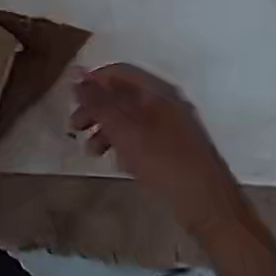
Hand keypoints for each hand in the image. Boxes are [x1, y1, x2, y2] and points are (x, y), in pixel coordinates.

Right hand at [70, 64, 252, 239]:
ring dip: (107, 130)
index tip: (70, 98)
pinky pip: (142, 138)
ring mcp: (171, 127)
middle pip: (122, 96)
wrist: (206, 203)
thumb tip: (77, 74)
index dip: (92, 81)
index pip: (118, 73)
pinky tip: (119, 164)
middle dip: (96, 109)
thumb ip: (99, 103)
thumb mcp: (125, 130)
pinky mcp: (173, 149)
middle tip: (75, 127)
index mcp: (157, 92)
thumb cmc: (163, 162)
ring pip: (130, 120)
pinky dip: (125, 145)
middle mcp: (165, 103)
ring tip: (92, 152)